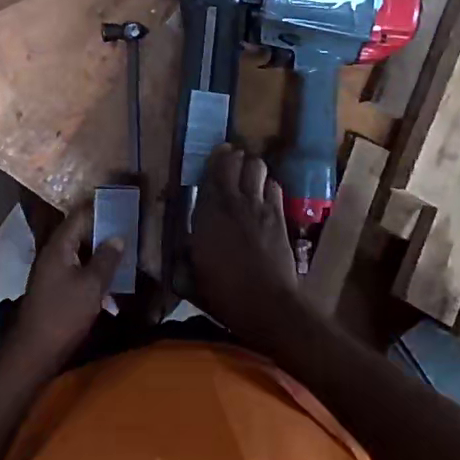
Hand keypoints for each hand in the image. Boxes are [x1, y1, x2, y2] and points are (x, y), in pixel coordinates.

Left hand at [5, 206, 120, 375]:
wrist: (34, 354)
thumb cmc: (64, 314)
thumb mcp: (92, 285)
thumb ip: (106, 258)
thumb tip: (117, 236)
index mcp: (59, 247)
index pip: (79, 216)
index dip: (100, 209)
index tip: (122, 205)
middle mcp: (53, 255)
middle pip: (80, 234)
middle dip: (104, 233)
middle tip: (129, 230)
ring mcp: (52, 273)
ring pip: (81, 255)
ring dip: (101, 256)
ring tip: (126, 258)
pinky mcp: (55, 291)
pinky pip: (78, 273)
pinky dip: (94, 275)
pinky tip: (112, 291)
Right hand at [190, 145, 304, 341]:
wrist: (267, 303)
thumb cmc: (224, 294)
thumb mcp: (191, 278)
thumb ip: (183, 257)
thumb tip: (180, 248)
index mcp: (208, 212)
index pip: (211, 172)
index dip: (213, 160)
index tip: (213, 156)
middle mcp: (233, 201)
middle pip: (236, 161)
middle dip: (233, 156)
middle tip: (230, 160)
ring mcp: (259, 205)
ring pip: (258, 167)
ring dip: (251, 167)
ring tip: (247, 174)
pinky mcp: (279, 214)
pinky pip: (274, 185)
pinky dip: (268, 184)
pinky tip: (264, 195)